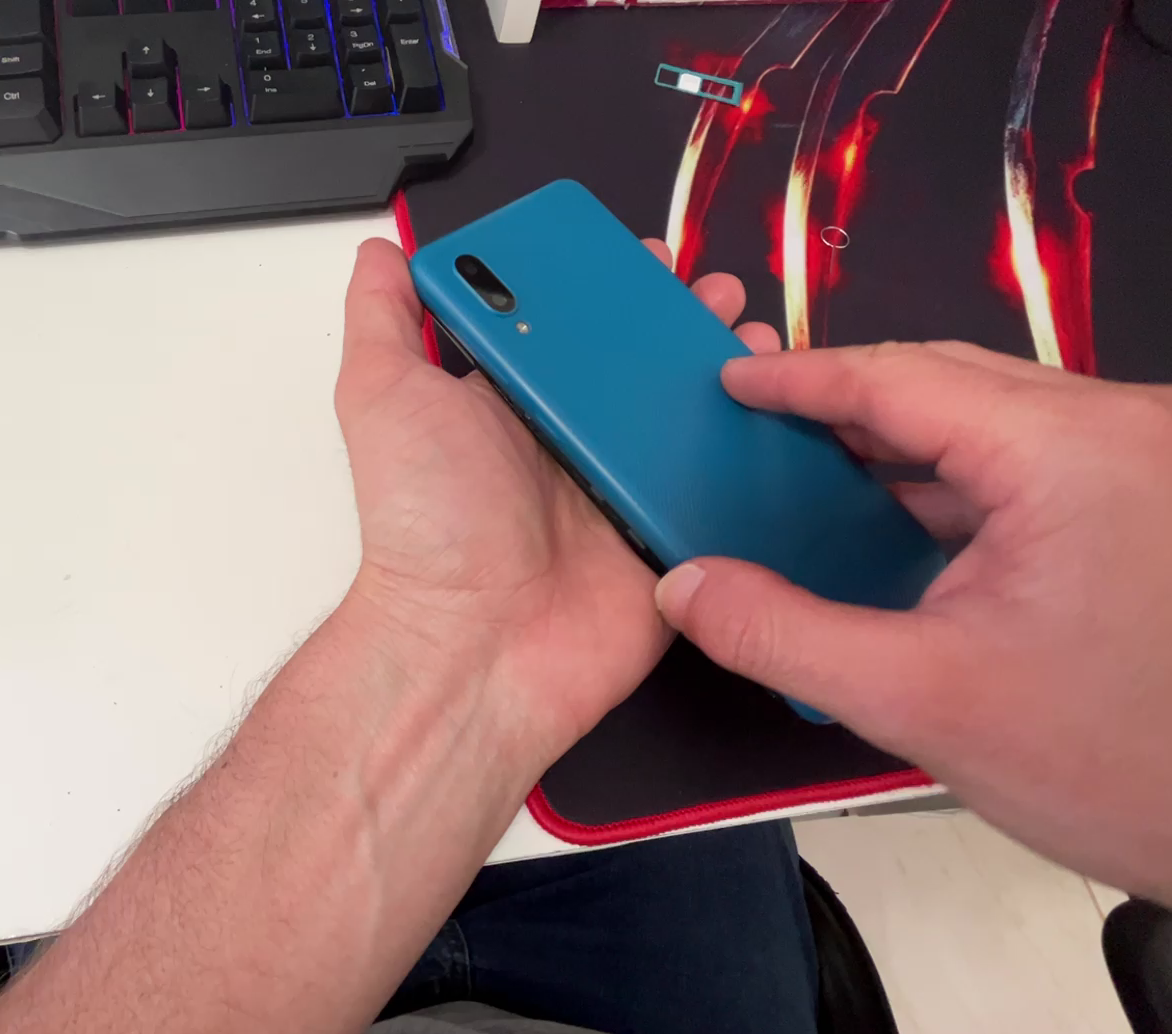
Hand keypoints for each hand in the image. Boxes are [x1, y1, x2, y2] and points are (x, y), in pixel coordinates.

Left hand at [334, 238, 778, 768]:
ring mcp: (620, 489)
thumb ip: (382, 319)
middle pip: (635, 367)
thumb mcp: (383, 397)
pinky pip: (719, 484)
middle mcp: (566, 442)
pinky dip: (757, 448)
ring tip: (757, 333)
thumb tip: (382, 251)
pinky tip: (789, 410)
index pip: (567, 329)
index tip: (646, 254)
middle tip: (719, 291)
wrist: (474, 643)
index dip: (606, 288)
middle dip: (681, 320)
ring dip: (726, 372)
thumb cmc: (426, 518)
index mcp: (510, 404)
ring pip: (685, 417)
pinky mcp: (665, 537)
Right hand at [652, 342, 1171, 993]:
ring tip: (816, 469)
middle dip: (844, 400)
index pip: (899, 377)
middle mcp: (1139, 422)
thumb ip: (777, 635)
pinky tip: (914, 518)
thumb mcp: (919, 703)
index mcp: (1075, 449)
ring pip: (999, 418)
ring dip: (901, 441)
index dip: (798, 375)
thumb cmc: (1140, 767)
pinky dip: (958, 475)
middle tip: (756, 426)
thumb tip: (681, 586)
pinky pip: (1041, 457)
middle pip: (952, 382)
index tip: (726, 378)